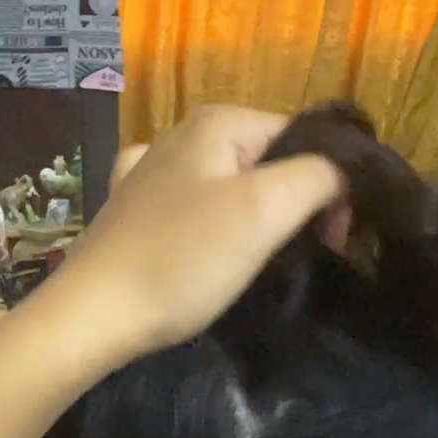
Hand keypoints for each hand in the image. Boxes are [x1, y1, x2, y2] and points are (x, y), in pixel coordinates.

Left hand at [43, 106, 342, 358]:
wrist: (94, 315)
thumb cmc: (182, 261)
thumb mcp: (264, 210)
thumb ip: (318, 176)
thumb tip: (344, 177)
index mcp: (217, 122)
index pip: (303, 138)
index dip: (329, 186)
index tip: (333, 241)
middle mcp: (180, 134)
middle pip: (266, 162)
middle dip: (292, 204)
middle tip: (297, 256)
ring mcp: (147, 172)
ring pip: (228, 186)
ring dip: (252, 221)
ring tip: (253, 263)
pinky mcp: (129, 212)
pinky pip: (189, 208)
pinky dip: (208, 226)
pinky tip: (203, 248)